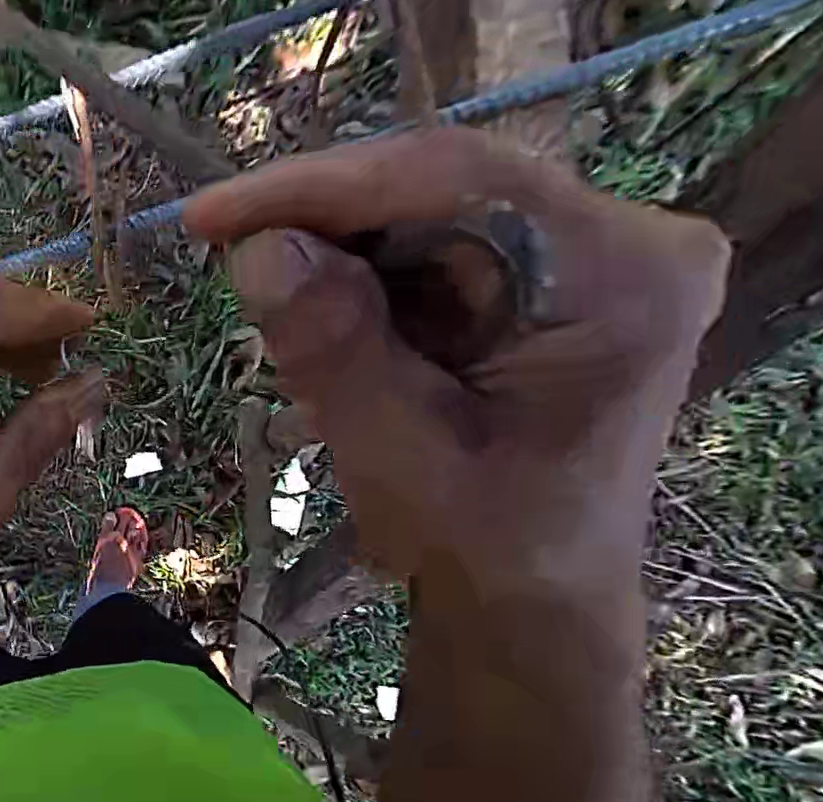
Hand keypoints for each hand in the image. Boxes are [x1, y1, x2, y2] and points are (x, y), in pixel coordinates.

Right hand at [185, 128, 730, 597]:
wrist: (523, 599)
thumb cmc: (476, 544)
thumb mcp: (395, 451)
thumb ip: (333, 348)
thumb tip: (254, 251)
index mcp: (615, 276)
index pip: (450, 180)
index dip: (316, 189)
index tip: (207, 215)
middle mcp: (614, 243)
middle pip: (436, 192)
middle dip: (316, 228)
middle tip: (222, 259)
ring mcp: (574, 264)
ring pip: (420, 225)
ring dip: (328, 268)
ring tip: (274, 327)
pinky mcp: (531, 291)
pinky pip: (422, 264)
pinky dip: (351, 295)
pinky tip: (316, 341)